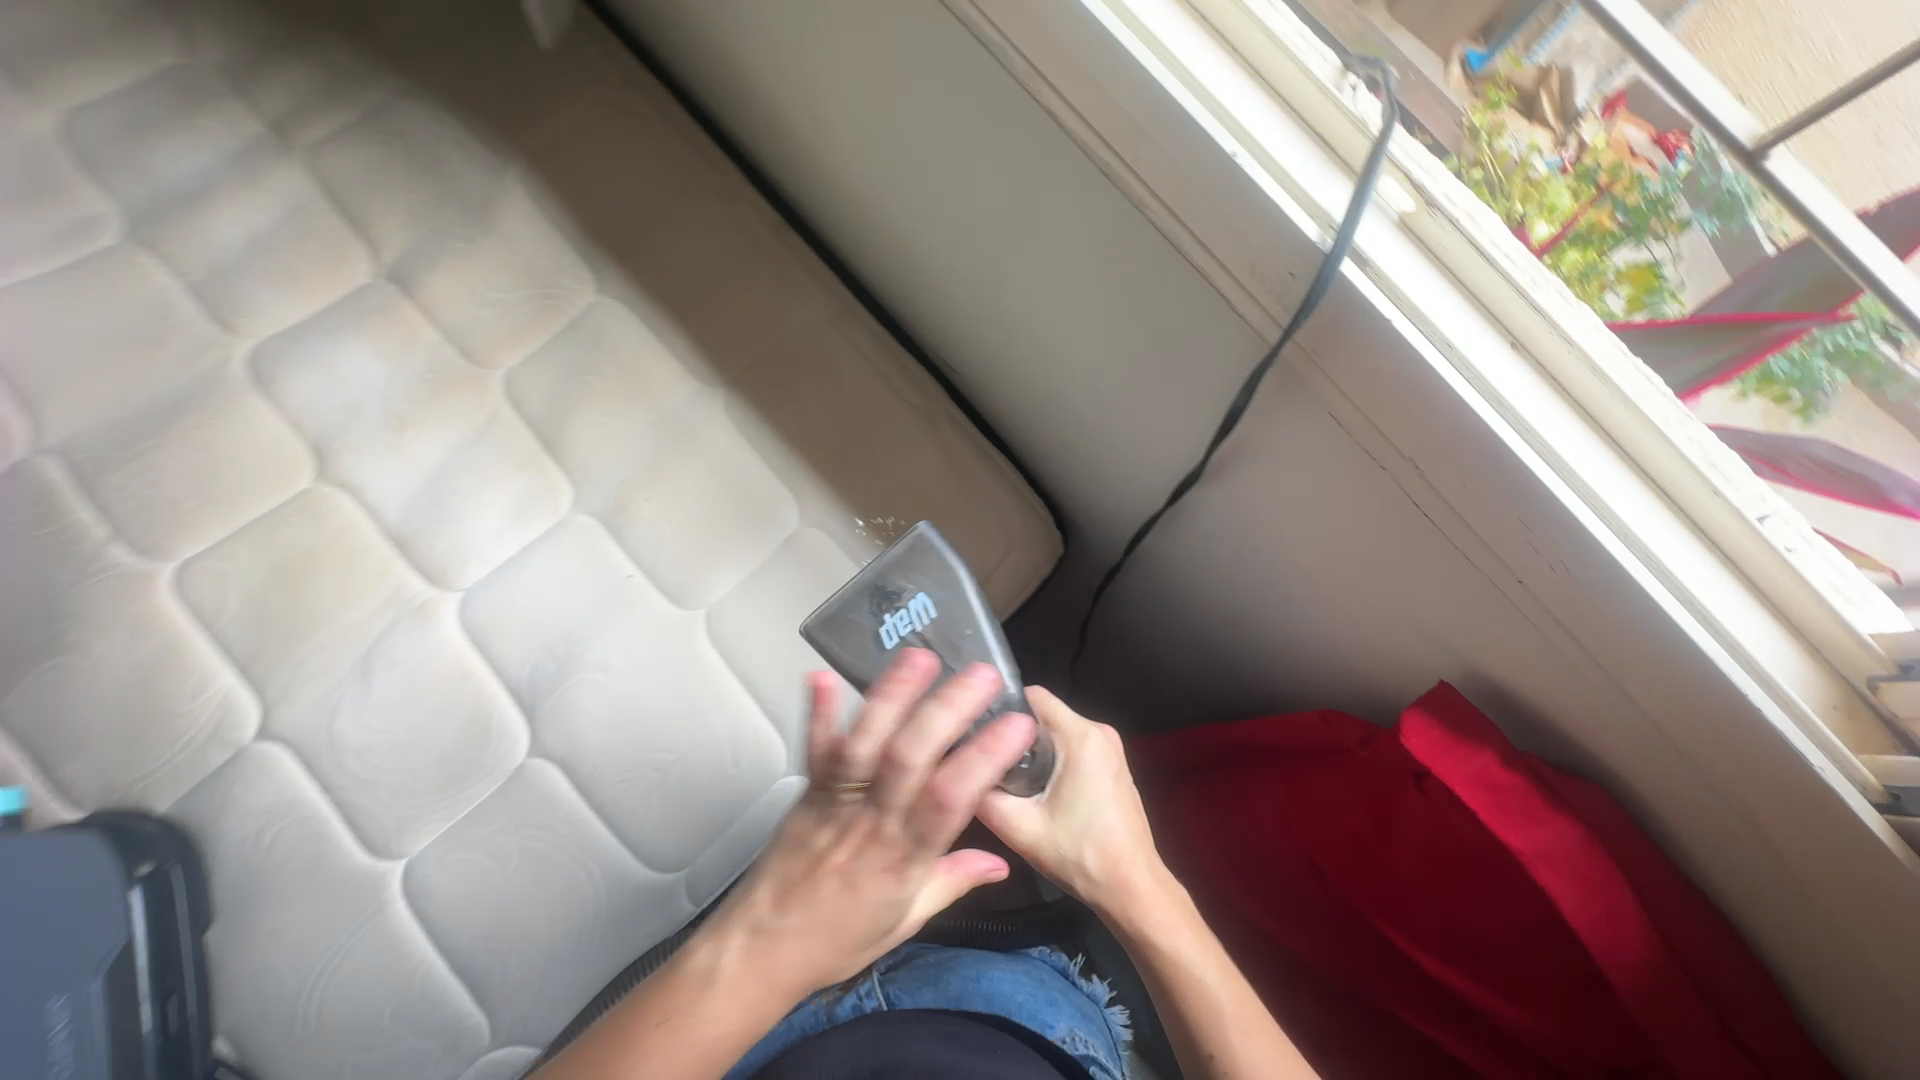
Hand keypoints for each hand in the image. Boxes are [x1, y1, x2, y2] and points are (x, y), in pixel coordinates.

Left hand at [701, 649, 1036, 997]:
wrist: (759, 951)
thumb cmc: (838, 939)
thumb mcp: (905, 921)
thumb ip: (951, 881)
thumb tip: (1000, 862)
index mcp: (903, 858)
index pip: (950, 801)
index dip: (985, 759)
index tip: (1017, 723)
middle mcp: (872, 822)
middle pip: (910, 759)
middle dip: (948, 712)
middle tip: (982, 674)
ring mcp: (835, 802)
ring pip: (865, 743)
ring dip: (892, 696)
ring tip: (920, 656)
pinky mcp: (805, 791)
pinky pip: (814, 749)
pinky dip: (820, 713)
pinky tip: (824, 675)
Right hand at [977, 687, 1172, 920]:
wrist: (1132, 889)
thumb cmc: (1079, 855)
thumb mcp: (1018, 827)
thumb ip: (982, 794)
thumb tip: (954, 772)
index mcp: (1080, 735)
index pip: (1031, 695)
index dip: (1000, 708)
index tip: (976, 730)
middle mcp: (1099, 731)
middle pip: (1042, 714)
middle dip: (1013, 734)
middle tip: (985, 762)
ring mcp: (1111, 747)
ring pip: (1056, 732)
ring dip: (1031, 750)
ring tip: (1006, 779)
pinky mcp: (1113, 765)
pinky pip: (1072, 747)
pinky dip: (1052, 761)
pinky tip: (1035, 791)